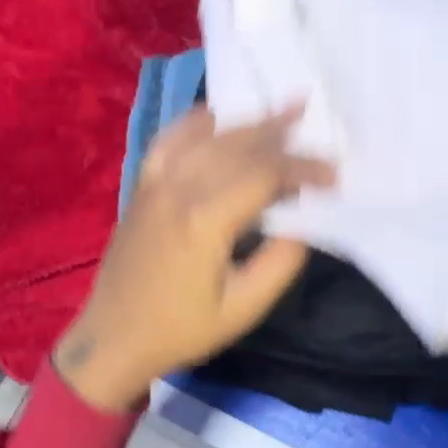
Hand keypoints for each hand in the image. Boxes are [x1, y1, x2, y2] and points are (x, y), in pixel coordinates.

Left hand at [54, 105, 335, 411]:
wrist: (114, 338)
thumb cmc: (180, 329)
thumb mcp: (242, 309)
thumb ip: (280, 262)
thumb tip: (302, 222)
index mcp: (205, 220)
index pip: (265, 174)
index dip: (303, 169)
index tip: (334, 177)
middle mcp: (178, 189)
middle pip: (238, 145)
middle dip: (281, 133)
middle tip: (315, 122)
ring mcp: (155, 184)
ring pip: (207, 137)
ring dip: (247, 122)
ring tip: (281, 109)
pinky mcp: (141, 188)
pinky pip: (168, 141)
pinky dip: (194, 124)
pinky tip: (215, 116)